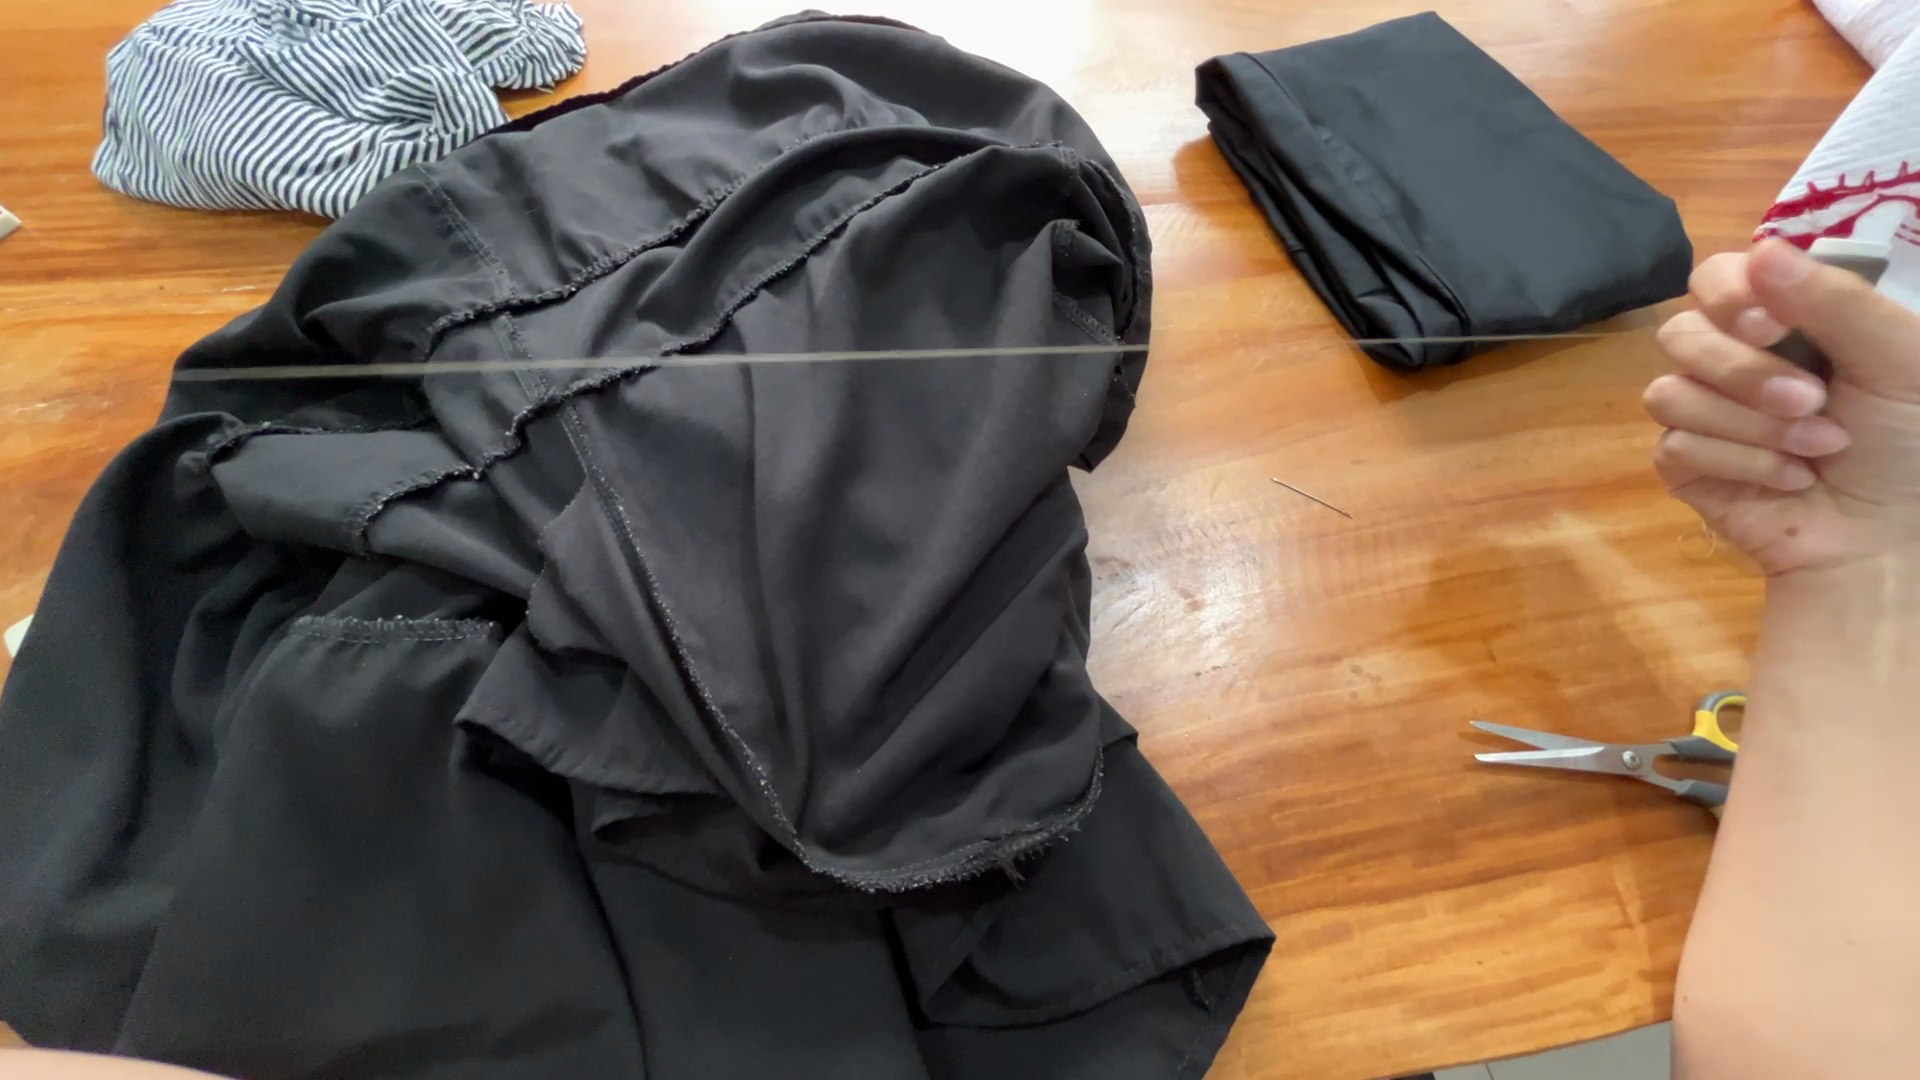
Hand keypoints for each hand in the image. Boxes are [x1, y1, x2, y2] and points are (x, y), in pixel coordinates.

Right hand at [1645, 238, 1919, 575]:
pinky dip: (1739, 462)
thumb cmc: (1917, 440)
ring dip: (1751, 425)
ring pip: (1669, 393)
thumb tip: (1762, 247)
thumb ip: (1837, 302)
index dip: (1728, 295)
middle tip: (1810, 399)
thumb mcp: (1904, 360)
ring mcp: (1698, 412)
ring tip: (1816, 448)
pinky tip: (1786, 478)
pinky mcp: (1678, 461)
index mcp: (1787, 324)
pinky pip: (1674, 445)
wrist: (1895, 535)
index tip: (1773, 325)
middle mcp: (1732, 360)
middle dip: (1743, 372)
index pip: (1715, 279)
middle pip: (1679, 336)